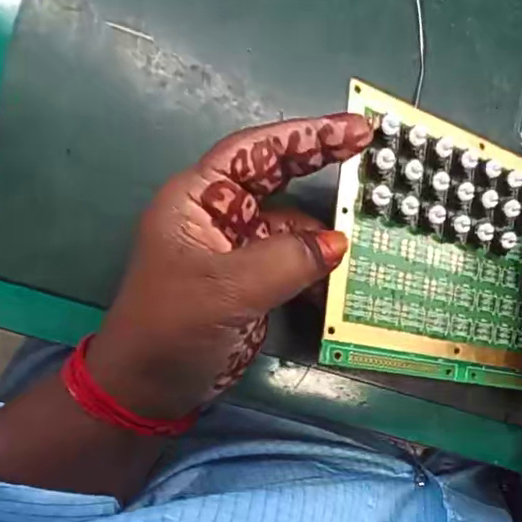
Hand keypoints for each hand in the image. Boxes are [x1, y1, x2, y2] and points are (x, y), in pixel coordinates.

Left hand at [86, 114, 374, 418]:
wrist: (148, 391)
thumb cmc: (170, 330)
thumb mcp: (226, 290)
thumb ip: (285, 261)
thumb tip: (338, 244)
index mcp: (198, 201)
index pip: (256, 153)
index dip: (307, 135)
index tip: (356, 130)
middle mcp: (219, 219)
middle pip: (279, 184)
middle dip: (323, 174)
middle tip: (373, 164)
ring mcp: (238, 255)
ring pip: (293, 232)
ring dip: (326, 241)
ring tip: (369, 244)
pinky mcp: (252, 288)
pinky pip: (294, 269)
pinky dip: (318, 275)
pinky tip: (342, 286)